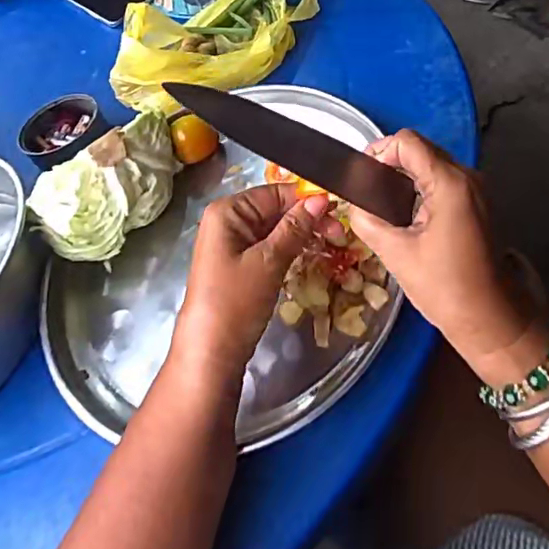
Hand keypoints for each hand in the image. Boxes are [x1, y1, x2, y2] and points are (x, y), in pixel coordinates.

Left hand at [172, 183, 328, 375]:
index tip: (338, 211)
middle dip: (308, 218)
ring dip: (303, 234)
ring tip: (332, 245)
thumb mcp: (269, 261)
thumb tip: (320, 199)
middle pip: (277, 208)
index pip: (276, 192)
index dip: (308, 200)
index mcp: (228, 211)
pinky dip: (292, 249)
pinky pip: (272, 246)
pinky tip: (313, 254)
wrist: (209, 357)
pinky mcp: (241, 265)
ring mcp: (234, 244)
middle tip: (339, 234)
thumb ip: (296, 227)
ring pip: (277, 228)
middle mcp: (228, 221)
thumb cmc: (234, 303)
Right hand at [346, 131, 534, 365]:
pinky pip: (446, 179)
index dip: (380, 151)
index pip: (408, 142)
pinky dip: (423, 184)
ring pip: (434, 162)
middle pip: (423, 147)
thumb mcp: (398, 254)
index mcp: (450, 184)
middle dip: (392, 160)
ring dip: (407, 171)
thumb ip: (369, 221)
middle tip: (367, 185)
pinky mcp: (479, 202)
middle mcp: (468, 177)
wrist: (492, 318)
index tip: (363, 173)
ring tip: (381, 196)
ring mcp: (477, 189)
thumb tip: (353, 204)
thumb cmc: (447, 288)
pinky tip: (405, 207)